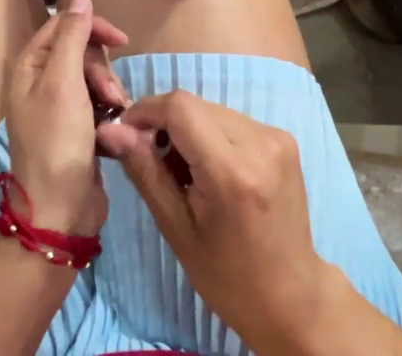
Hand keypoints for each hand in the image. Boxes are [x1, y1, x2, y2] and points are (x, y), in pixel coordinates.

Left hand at [5, 0, 129, 234]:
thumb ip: (72, 37)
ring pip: (94, 78)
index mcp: (29, 67)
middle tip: (111, 95)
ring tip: (115, 116)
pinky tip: (115, 129)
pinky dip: (110, 112)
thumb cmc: (57, 142)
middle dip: (102, 69)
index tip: (122, 41)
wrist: (60, 210)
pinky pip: (99, 105)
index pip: (63, 25)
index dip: (93, 28)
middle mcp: (40, 82)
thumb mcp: (63, 84)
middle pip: (81, 52)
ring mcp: (58, 107)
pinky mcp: (77, 129)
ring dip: (110, 92)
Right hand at [98, 91, 337, 349]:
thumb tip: (109, 128)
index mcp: (232, 171)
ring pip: (212, 109)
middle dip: (166, 124)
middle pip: (195, 105)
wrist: (292, 296)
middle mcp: (261, 143)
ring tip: (184, 173)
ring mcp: (277, 138)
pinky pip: (232, 120)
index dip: (146, 111)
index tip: (127, 134)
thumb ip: (144, 170)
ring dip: (188, 129)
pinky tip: (210, 170)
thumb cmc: (227, 275)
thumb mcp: (176, 228)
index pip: (180, 107)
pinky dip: (211, 134)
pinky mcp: (284, 139)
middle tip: (155, 163)